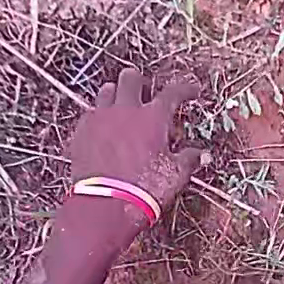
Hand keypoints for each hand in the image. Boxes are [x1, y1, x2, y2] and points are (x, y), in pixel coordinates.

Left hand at [69, 67, 203, 212]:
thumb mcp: (175, 176)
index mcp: (153, 118)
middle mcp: (126, 110)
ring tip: (123, 108)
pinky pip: (90, 113)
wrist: (105, 205)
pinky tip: (104, 129)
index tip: (191, 92)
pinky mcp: (81, 131)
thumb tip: (202, 154)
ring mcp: (100, 118)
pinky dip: (99, 117)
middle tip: (146, 94)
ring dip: (117, 95)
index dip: (185, 89)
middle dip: (141, 83)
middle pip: (132, 78)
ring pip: (107, 91)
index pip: (173, 92)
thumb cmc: (145, 189)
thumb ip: (188, 159)